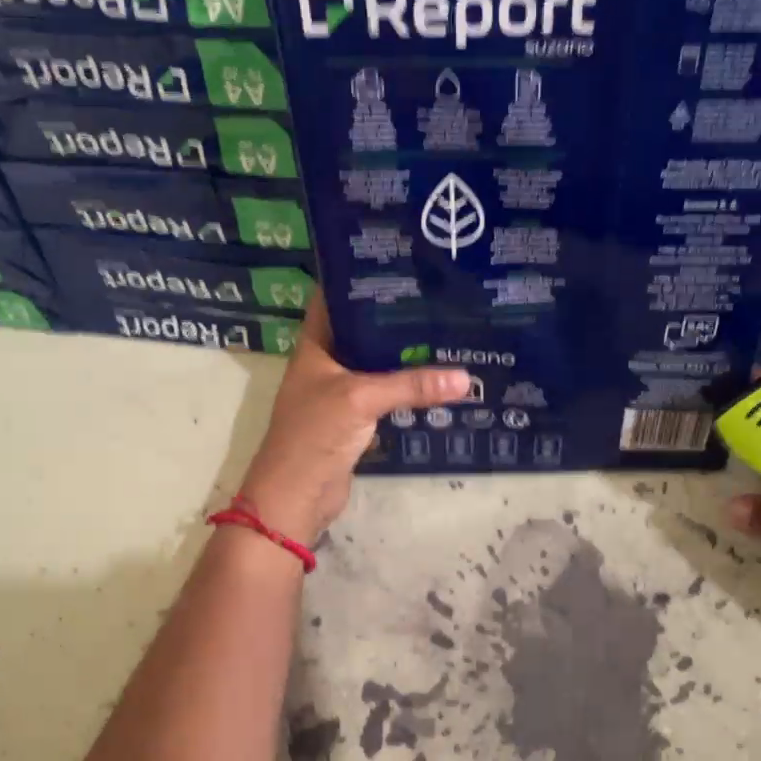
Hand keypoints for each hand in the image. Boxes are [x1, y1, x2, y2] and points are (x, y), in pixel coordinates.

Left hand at [239, 298, 470, 546]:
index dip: (357, 277)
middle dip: (391, 312)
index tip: (395, 261)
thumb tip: (466, 378)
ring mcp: (339, 390)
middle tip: (433, 292)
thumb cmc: (315, 434)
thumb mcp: (362, 399)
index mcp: (314, 345)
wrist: (294, 499)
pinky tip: (435, 373)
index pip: (333, 297)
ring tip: (443, 325)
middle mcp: (325, 361)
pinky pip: (383, 390)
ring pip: (374, 360)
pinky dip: (404, 382)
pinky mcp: (354, 417)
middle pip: (360, 327)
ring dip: (401, 350)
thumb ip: (411, 385)